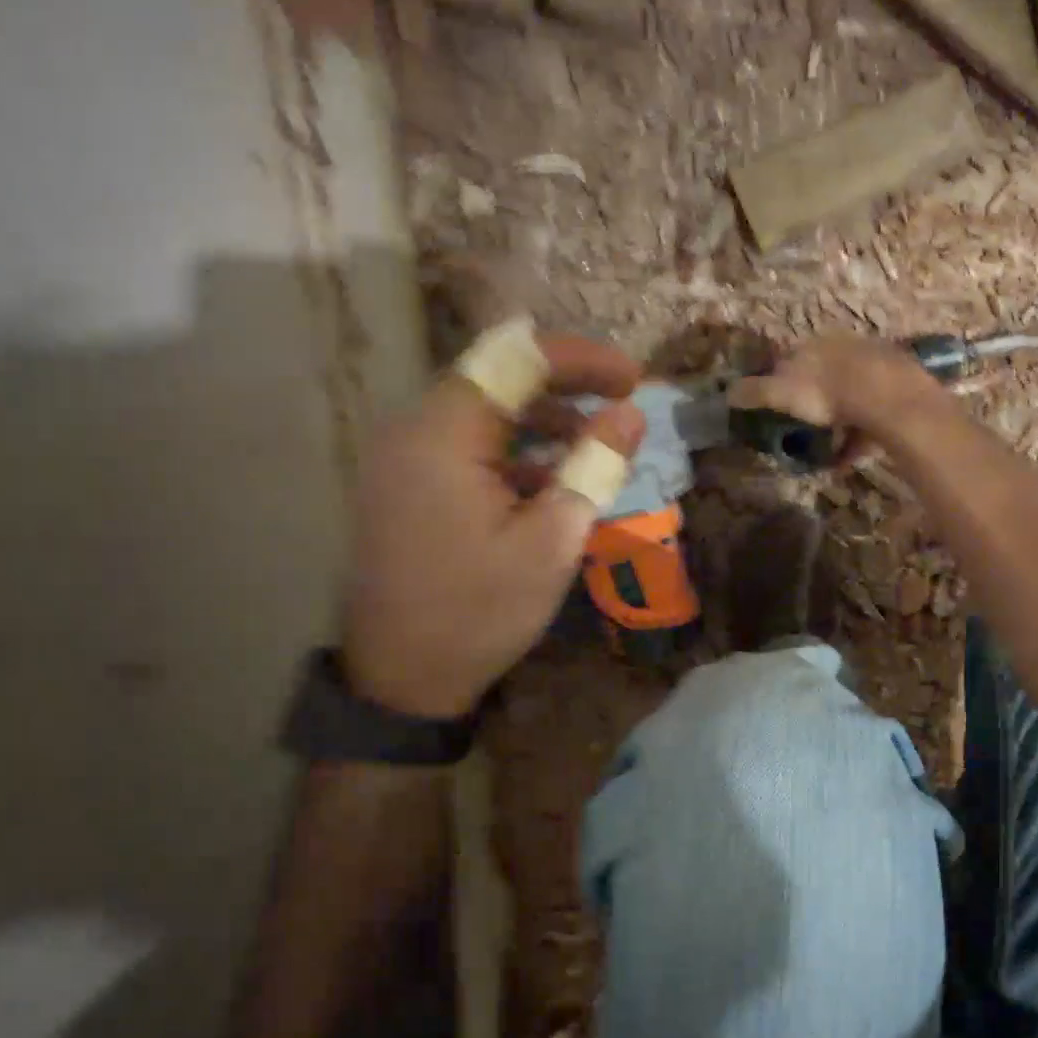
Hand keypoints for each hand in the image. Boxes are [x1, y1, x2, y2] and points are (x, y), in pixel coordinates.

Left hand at [341, 336, 646, 719]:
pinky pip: (470, 444)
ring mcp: (406, 459)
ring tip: (599, 443)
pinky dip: (518, 448)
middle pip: (497, 377)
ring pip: (485, 410)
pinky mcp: (410, 485)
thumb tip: (631, 413)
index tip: (635, 379)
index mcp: (442, 437)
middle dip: (567, 383)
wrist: (402, 677)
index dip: (580, 359)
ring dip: (546, 417)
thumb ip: (592, 465)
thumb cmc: (480, 609)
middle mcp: (414, 432)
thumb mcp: (552, 540)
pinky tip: (555, 478)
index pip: (515, 359)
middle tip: (624, 403)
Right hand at [726, 333, 946, 437]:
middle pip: (824, 380)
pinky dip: (858, 439)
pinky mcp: (895, 393)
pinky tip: (848, 462)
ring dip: (838, 426)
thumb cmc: (826, 391)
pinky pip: (871, 418)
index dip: (783, 385)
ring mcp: (874, 369)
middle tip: (805, 432)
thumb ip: (754, 392)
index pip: (792, 361)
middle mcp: (845, 351)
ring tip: (828, 454)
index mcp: (816, 346)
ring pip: (850, 399)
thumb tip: (726, 393)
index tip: (779, 408)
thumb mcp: (781, 392)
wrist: (885, 396)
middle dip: (815, 405)